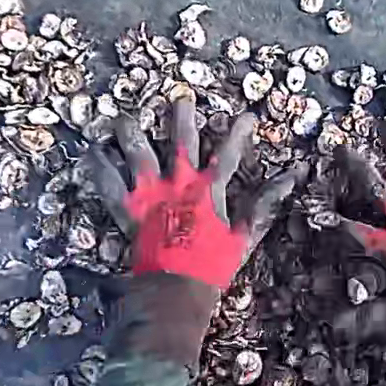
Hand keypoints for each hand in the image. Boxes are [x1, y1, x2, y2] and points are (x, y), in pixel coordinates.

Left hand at [90, 97, 297, 290]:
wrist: (177, 288)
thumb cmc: (213, 264)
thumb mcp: (245, 236)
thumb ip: (265, 204)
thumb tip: (293, 178)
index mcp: (209, 189)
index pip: (229, 153)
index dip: (239, 132)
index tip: (247, 115)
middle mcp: (179, 183)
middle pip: (181, 141)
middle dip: (182, 118)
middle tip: (180, 97)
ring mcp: (151, 194)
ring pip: (140, 154)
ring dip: (133, 133)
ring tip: (124, 117)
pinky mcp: (128, 209)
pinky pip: (109, 183)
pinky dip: (100, 167)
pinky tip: (92, 151)